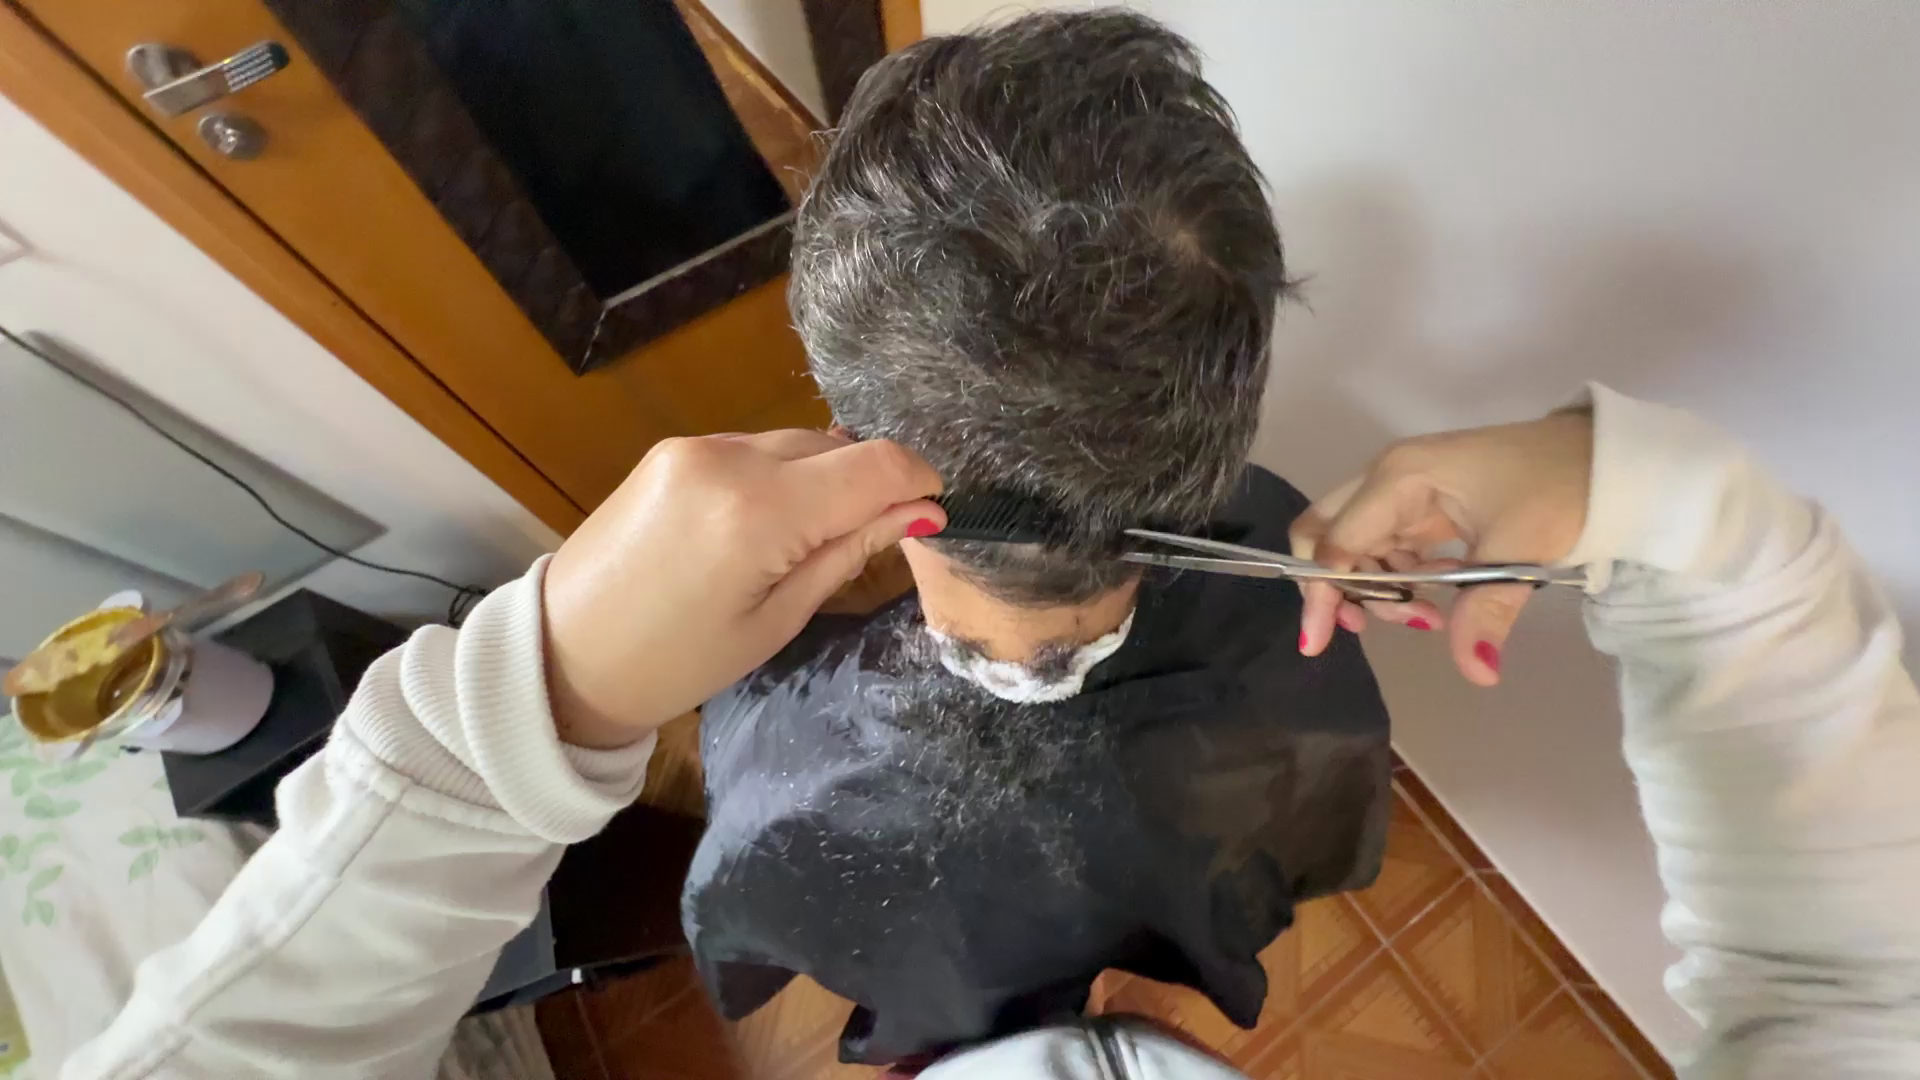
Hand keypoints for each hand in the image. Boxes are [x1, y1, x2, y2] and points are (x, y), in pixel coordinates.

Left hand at [541, 431, 943, 747]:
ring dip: (825, 478)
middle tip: (868, 540)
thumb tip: (921, 511)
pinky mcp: (676, 448)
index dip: (918, 481)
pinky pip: (758, 447)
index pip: (873, 465)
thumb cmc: (679, 664)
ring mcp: (695, 445)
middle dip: (870, 484)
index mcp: (757, 513)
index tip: (932, 513)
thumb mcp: (779, 619)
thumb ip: (851, 550)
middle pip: (838, 446)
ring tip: (808, 538)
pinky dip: (784, 475)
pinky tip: (768, 521)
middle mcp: (728, 457)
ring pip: (799, 441)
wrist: (562, 657)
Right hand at [1290, 411, 1593, 685]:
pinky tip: (1436, 590)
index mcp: (1398, 478)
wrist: (1610, 454)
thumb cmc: (1565, 487)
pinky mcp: (1413, 502)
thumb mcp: (1524, 550)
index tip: (1318, 641)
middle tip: (1360, 628)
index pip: (1334, 541)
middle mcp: (1383, 478)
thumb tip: (1477, 674)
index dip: (1323, 592)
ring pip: (1348, 545)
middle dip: (1332, 587)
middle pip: (1322, 535)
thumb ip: (1487, 610)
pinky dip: (1394, 576)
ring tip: (1426, 616)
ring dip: (1371, 587)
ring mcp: (1396, 489)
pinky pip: (1378, 544)